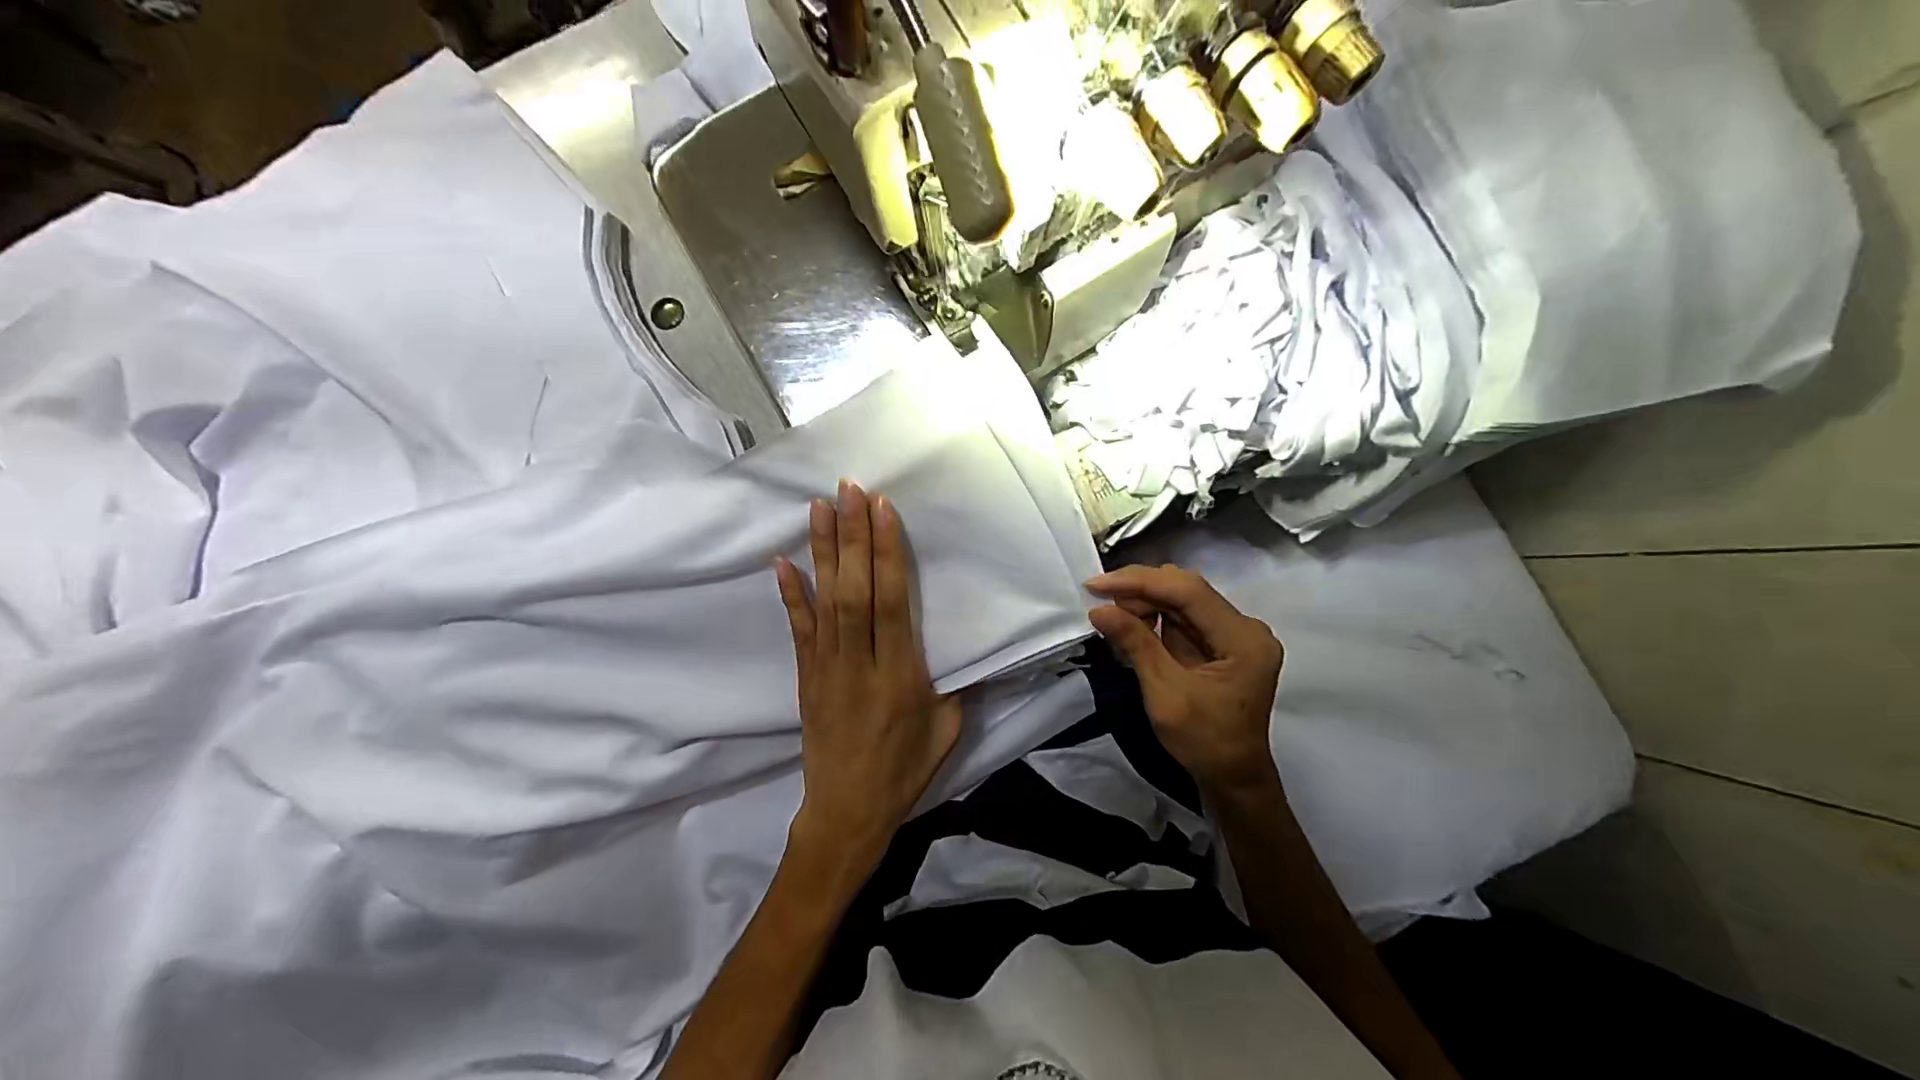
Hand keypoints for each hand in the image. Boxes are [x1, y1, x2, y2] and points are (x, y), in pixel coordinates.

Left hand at [775, 482, 962, 872]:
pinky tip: (782, 561)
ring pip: (825, 600)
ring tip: (819, 506)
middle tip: (850, 489)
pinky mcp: (806, 676)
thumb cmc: (903, 771)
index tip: (883, 510)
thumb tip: (969, 645)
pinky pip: (798, 629)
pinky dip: (790, 593)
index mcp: (899, 675)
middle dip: (853, 536)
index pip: (892, 601)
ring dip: (822, 550)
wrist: (846, 812)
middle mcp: (859, 664)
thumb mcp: (947, 730)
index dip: (887, 553)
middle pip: (854, 590)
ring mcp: (826, 668)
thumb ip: (956, 684)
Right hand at [1085, 564, 1284, 794]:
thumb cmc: (1203, 741)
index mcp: (1243, 639)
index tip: (1098, 584)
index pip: (1188, 591)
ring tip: (1114, 619)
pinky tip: (1131, 625)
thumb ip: (1135, 644)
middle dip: (1140, 593)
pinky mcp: (1221, 642)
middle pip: (1186, 590)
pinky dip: (1155, 619)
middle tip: (1102, 606)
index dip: (1140, 582)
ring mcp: (1235, 634)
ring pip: (1182, 600)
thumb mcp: (1164, 693)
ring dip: (1145, 604)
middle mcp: (1245, 627)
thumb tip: (1098, 609)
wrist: (1232, 778)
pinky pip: (1184, 618)